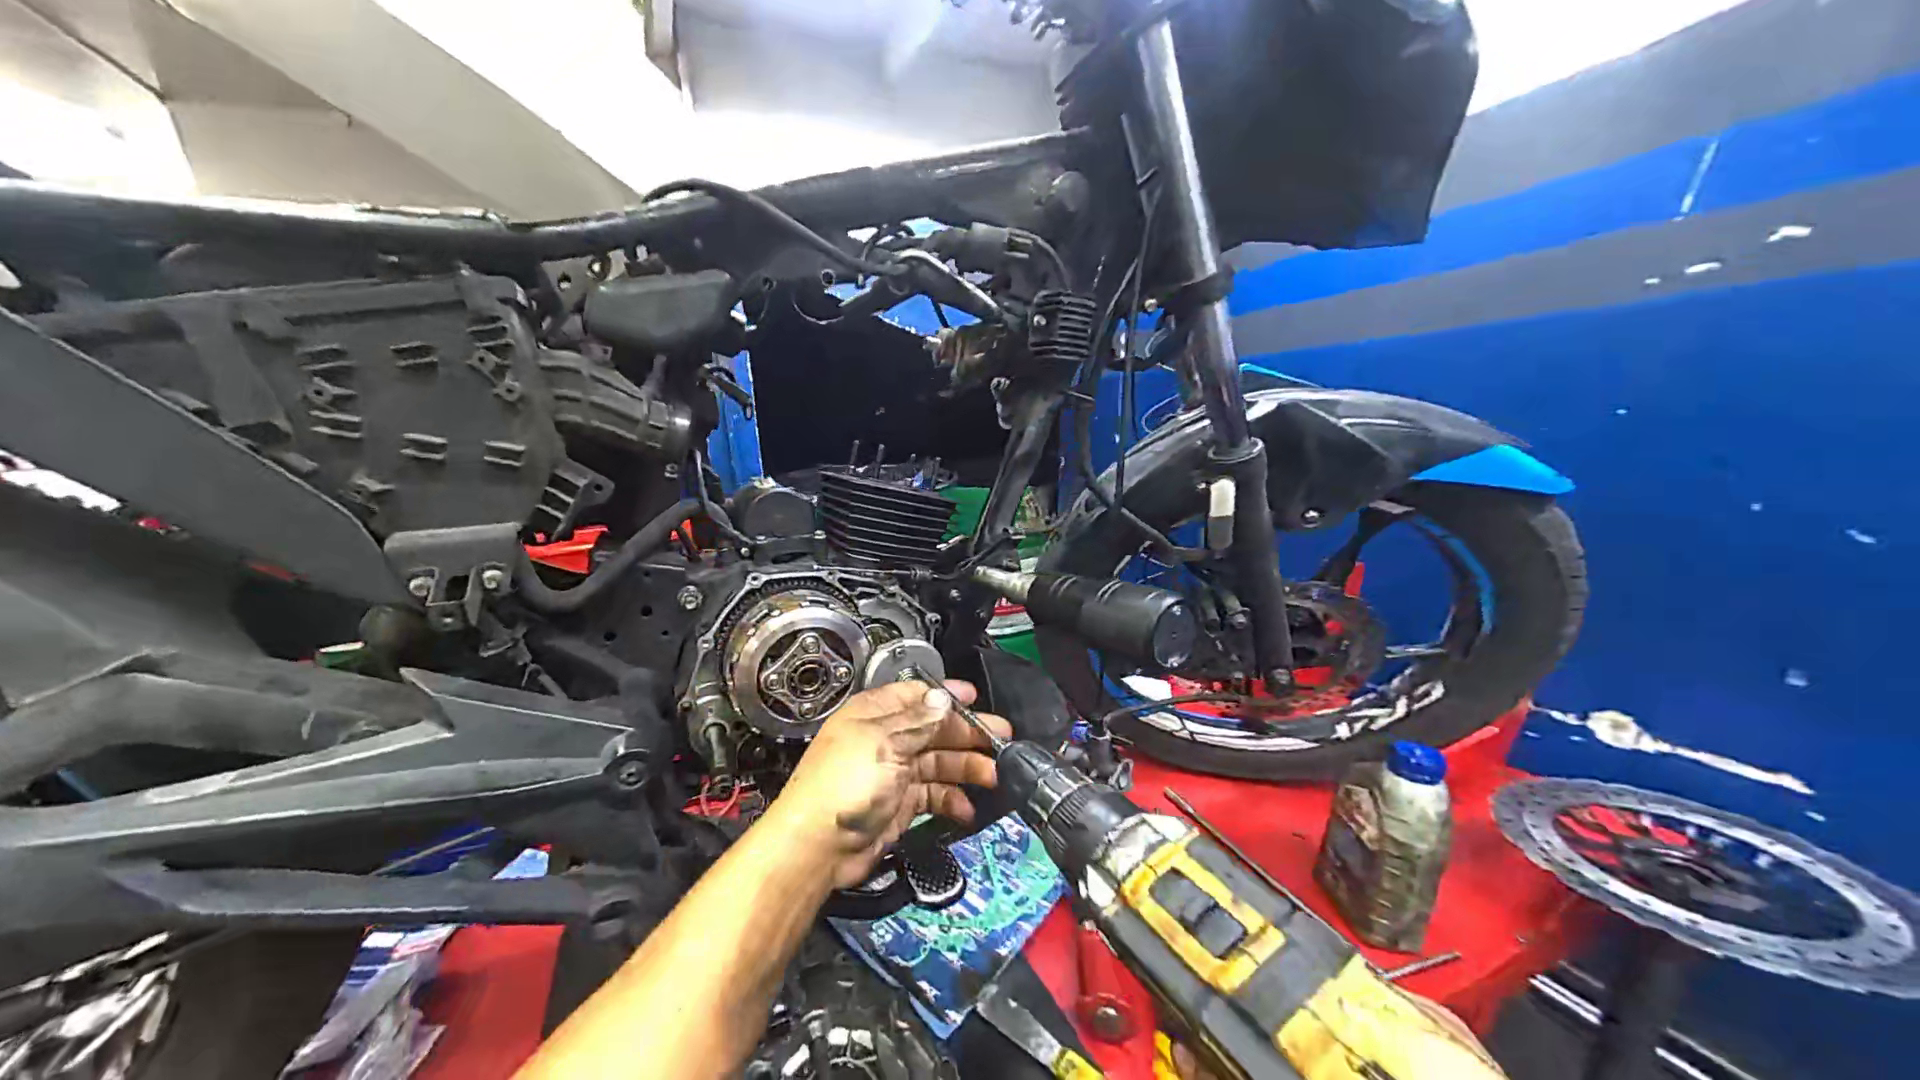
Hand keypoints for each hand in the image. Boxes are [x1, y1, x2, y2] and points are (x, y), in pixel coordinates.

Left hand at [762, 679, 1011, 889]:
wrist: (817, 848)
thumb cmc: (842, 786)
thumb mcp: (884, 743)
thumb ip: (919, 721)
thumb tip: (944, 697)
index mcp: (875, 714)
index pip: (919, 696)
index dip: (948, 697)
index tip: (977, 702)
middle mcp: (886, 739)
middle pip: (935, 729)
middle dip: (968, 734)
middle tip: (1000, 740)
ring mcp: (894, 772)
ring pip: (940, 762)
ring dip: (967, 767)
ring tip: (993, 776)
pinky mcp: (900, 803)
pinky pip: (934, 794)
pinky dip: (952, 799)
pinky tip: (965, 808)